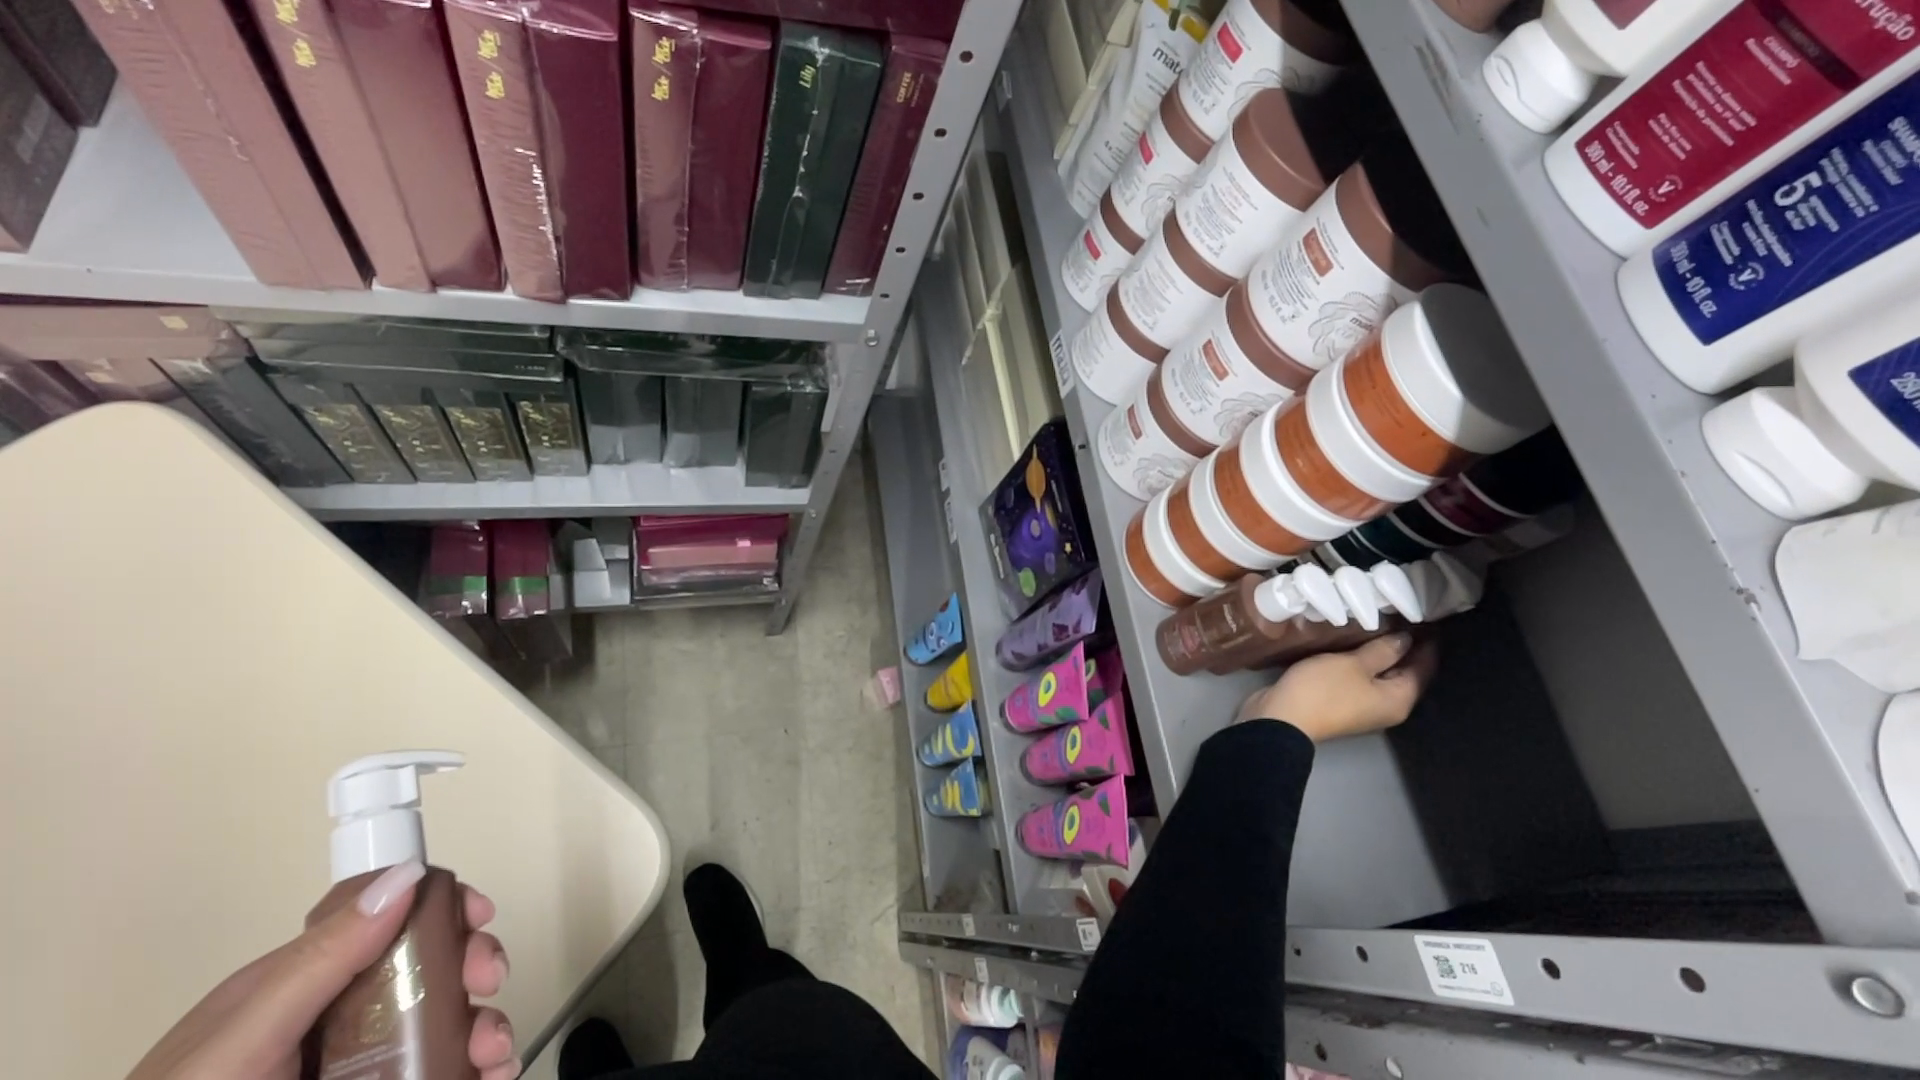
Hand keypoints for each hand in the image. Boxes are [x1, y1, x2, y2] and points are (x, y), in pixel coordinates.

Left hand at [127, 861, 519, 1079]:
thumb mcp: (241, 1041)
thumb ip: (319, 961)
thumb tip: (405, 876)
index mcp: (298, 987)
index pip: (383, 919)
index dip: (439, 907)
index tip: (480, 915)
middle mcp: (332, 1023)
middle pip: (426, 971)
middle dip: (473, 968)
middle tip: (490, 985)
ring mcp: (353, 1072)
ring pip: (442, 1029)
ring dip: (486, 1029)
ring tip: (496, 1058)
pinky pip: (438, 1076)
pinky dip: (476, 1073)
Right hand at [1236, 632, 1437, 741]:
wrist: (1281, 719)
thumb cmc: (1323, 690)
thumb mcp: (1355, 664)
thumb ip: (1383, 650)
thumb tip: (1406, 640)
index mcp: (1398, 699)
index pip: (1424, 666)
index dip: (1427, 642)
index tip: (1425, 615)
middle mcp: (1387, 706)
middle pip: (1405, 672)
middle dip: (1404, 646)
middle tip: (1398, 613)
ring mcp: (1363, 706)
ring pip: (1380, 674)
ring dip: (1379, 653)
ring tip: (1375, 622)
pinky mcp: (1341, 703)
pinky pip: (1359, 678)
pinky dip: (1360, 662)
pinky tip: (1350, 643)